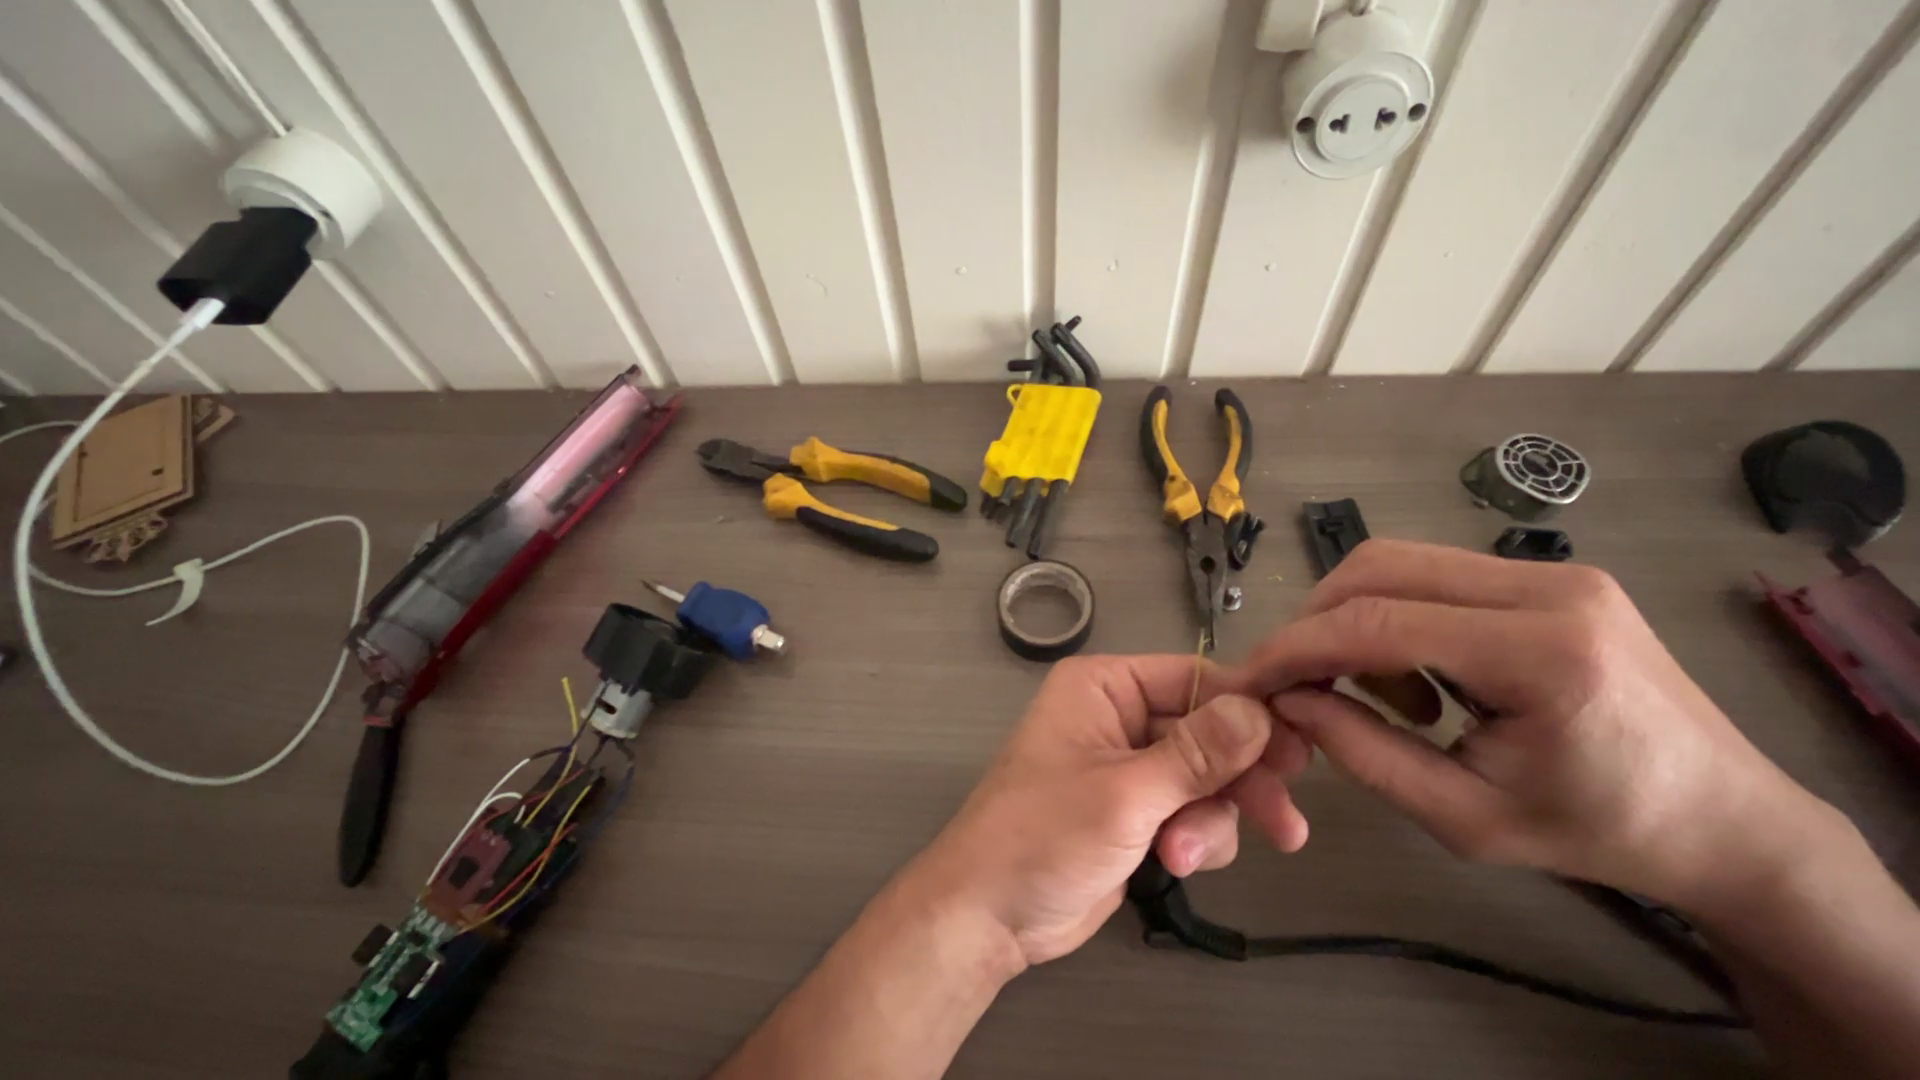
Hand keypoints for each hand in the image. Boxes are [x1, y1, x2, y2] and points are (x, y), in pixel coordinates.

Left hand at [906, 654, 1311, 969]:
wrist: (989, 915)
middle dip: (1240, 779)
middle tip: (1284, 818)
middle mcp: (1119, 718)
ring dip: (1212, 819)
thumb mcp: (1125, 794)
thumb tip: (1259, 711)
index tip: (1298, 745)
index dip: (1247, 710)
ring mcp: (1131, 769)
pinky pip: (1193, 813)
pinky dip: (1196, 838)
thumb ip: (1197, 755)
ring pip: (1208, 778)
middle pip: (1210, 732)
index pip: (1194, 679)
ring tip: (1184, 855)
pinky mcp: (1138, 815)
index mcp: (1104, 688)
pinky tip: (1174, 865)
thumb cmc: (1042, 837)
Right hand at [1227, 539, 1827, 914]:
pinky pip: (1437, 575)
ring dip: (1354, 619)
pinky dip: (1396, 617)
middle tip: (1294, 683)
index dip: (1295, 648)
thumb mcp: (1465, 819)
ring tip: (1371, 693)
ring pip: (1402, 562)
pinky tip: (1419, 678)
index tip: (1246, 680)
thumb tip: (1287, 701)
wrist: (1726, 818)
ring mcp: (1557, 571)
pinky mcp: (1554, 575)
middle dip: (1314, 622)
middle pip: (1380, 567)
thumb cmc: (1597, 833)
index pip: (1376, 623)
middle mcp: (1551, 588)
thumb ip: (1364, 755)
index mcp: (1542, 656)